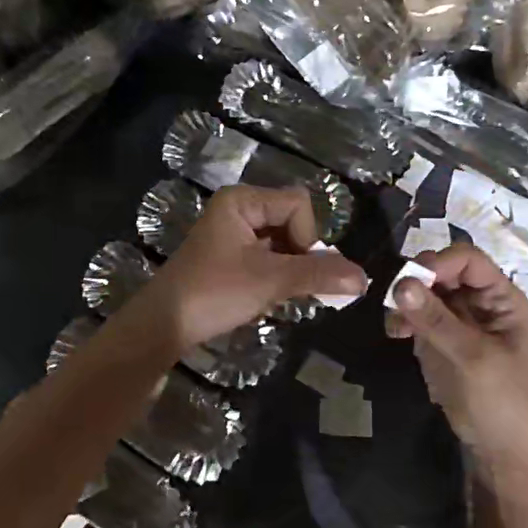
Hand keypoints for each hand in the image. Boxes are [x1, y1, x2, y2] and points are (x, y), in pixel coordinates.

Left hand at [131, 185, 366, 348]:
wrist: (163, 326)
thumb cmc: (214, 293)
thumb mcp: (271, 281)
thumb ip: (319, 275)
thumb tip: (364, 279)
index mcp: (241, 200)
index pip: (298, 205)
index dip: (306, 236)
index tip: (292, 267)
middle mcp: (237, 209)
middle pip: (292, 221)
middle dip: (299, 254)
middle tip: (289, 284)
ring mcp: (232, 233)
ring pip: (283, 241)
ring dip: (289, 268)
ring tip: (277, 293)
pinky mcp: (229, 255)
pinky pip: (268, 255)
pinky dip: (276, 274)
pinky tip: (266, 296)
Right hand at [387, 244, 527, 475]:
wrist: (506, 455)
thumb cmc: (503, 402)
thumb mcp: (473, 358)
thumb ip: (437, 320)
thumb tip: (400, 283)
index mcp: (501, 298)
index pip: (468, 260)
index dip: (439, 263)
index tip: (410, 281)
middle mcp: (480, 303)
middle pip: (443, 272)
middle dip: (417, 280)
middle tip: (393, 299)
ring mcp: (459, 323)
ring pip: (426, 293)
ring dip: (406, 300)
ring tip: (394, 323)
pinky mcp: (441, 343)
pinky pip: (418, 317)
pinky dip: (403, 319)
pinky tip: (394, 333)